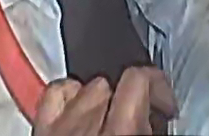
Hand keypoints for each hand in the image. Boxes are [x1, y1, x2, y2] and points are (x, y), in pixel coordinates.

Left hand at [33, 67, 174, 135]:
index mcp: (119, 130)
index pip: (139, 78)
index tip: (167, 105)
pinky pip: (54, 95)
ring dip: (100, 96)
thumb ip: (151, 128)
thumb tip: (159, 117)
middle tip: (141, 118)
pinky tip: (77, 110)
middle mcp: (86, 120)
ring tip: (111, 117)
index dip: (159, 85)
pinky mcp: (40, 131)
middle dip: (130, 94)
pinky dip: (67, 96)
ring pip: (86, 84)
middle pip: (114, 80)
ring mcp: (59, 125)